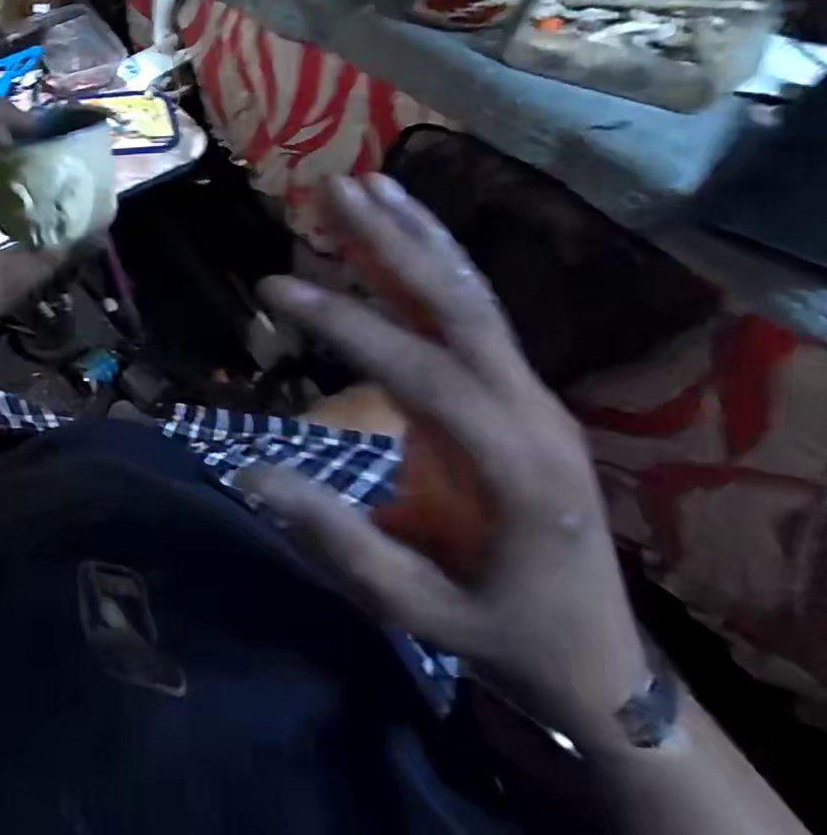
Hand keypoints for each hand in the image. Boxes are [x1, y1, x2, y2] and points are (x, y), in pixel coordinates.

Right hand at [240, 174, 648, 744]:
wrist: (586, 651)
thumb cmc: (491, 627)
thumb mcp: (409, 604)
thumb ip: (335, 539)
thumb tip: (250, 474)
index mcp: (510, 464)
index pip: (422, 370)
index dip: (346, 325)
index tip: (272, 289)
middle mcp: (529, 412)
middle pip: (462, 306)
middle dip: (395, 242)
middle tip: (335, 187)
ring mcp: (526, 397)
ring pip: (471, 298)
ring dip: (414, 238)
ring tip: (362, 186)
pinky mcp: (507, 395)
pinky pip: (466, 318)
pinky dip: (428, 268)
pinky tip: (396, 237)